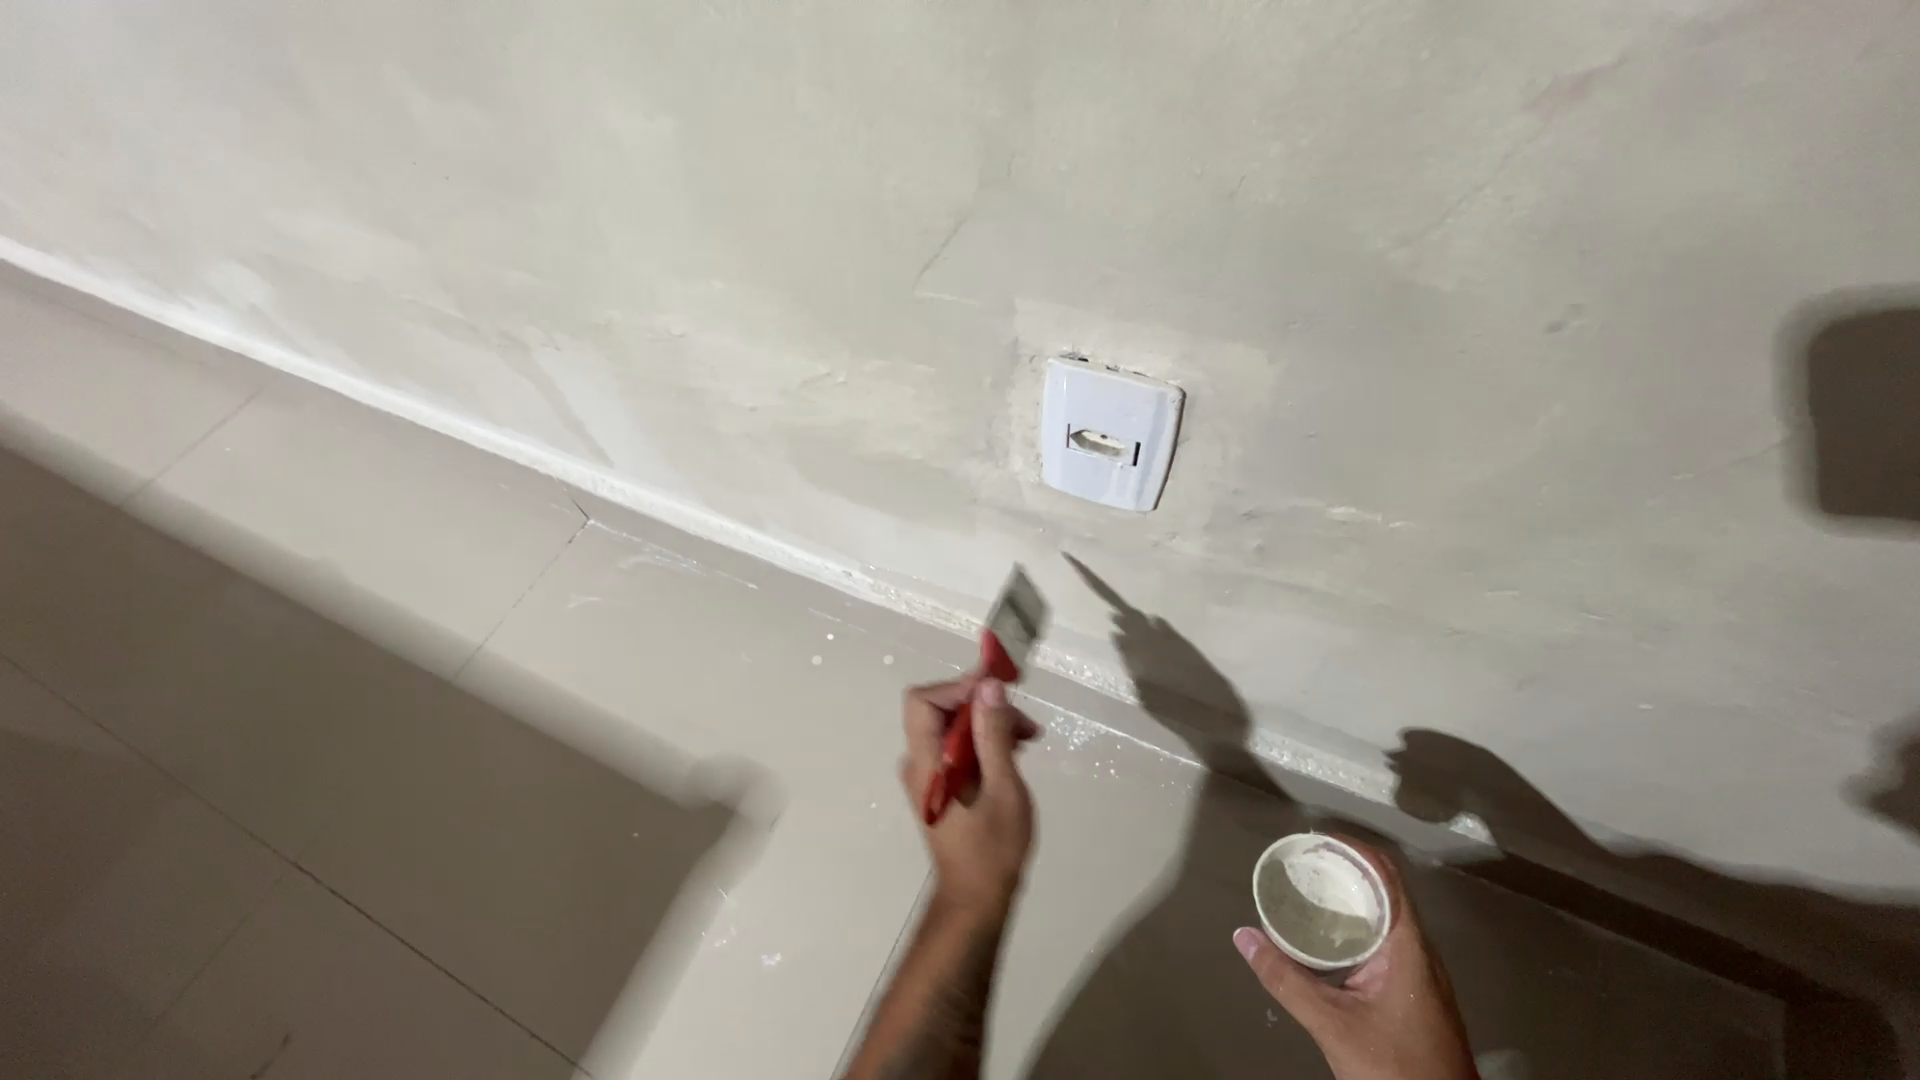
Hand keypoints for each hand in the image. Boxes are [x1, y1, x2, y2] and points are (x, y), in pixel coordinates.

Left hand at [900, 676, 1040, 914]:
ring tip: (1028, 737)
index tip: (998, 687)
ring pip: (951, 727)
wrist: (977, 898)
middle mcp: (918, 763)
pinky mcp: (939, 784)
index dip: (958, 686)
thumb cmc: (993, 848)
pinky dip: (982, 741)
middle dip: (982, 704)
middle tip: (1024, 720)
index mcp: (926, 763)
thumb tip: (988, 686)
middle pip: (939, 710)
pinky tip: (1014, 752)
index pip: (923, 701)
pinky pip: (955, 747)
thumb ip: (993, 735)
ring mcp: (926, 775)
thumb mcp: (1003, 788)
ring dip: (987, 722)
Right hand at [1234, 840, 1477, 1079]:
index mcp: (1408, 946)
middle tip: (1300, 862)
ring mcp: (1420, 973)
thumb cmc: (1395, 1068)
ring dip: (1350, 896)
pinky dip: (1354, 923)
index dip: (1353, 848)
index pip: (1386, 875)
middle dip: (1344, 869)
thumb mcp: (1332, 1025)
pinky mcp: (1414, 991)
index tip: (1314, 841)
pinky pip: (1384, 939)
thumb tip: (1243, 935)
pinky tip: (1325, 937)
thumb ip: (1286, 980)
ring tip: (1307, 890)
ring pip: (1385, 916)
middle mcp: (1419, 951)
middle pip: (1385, 890)